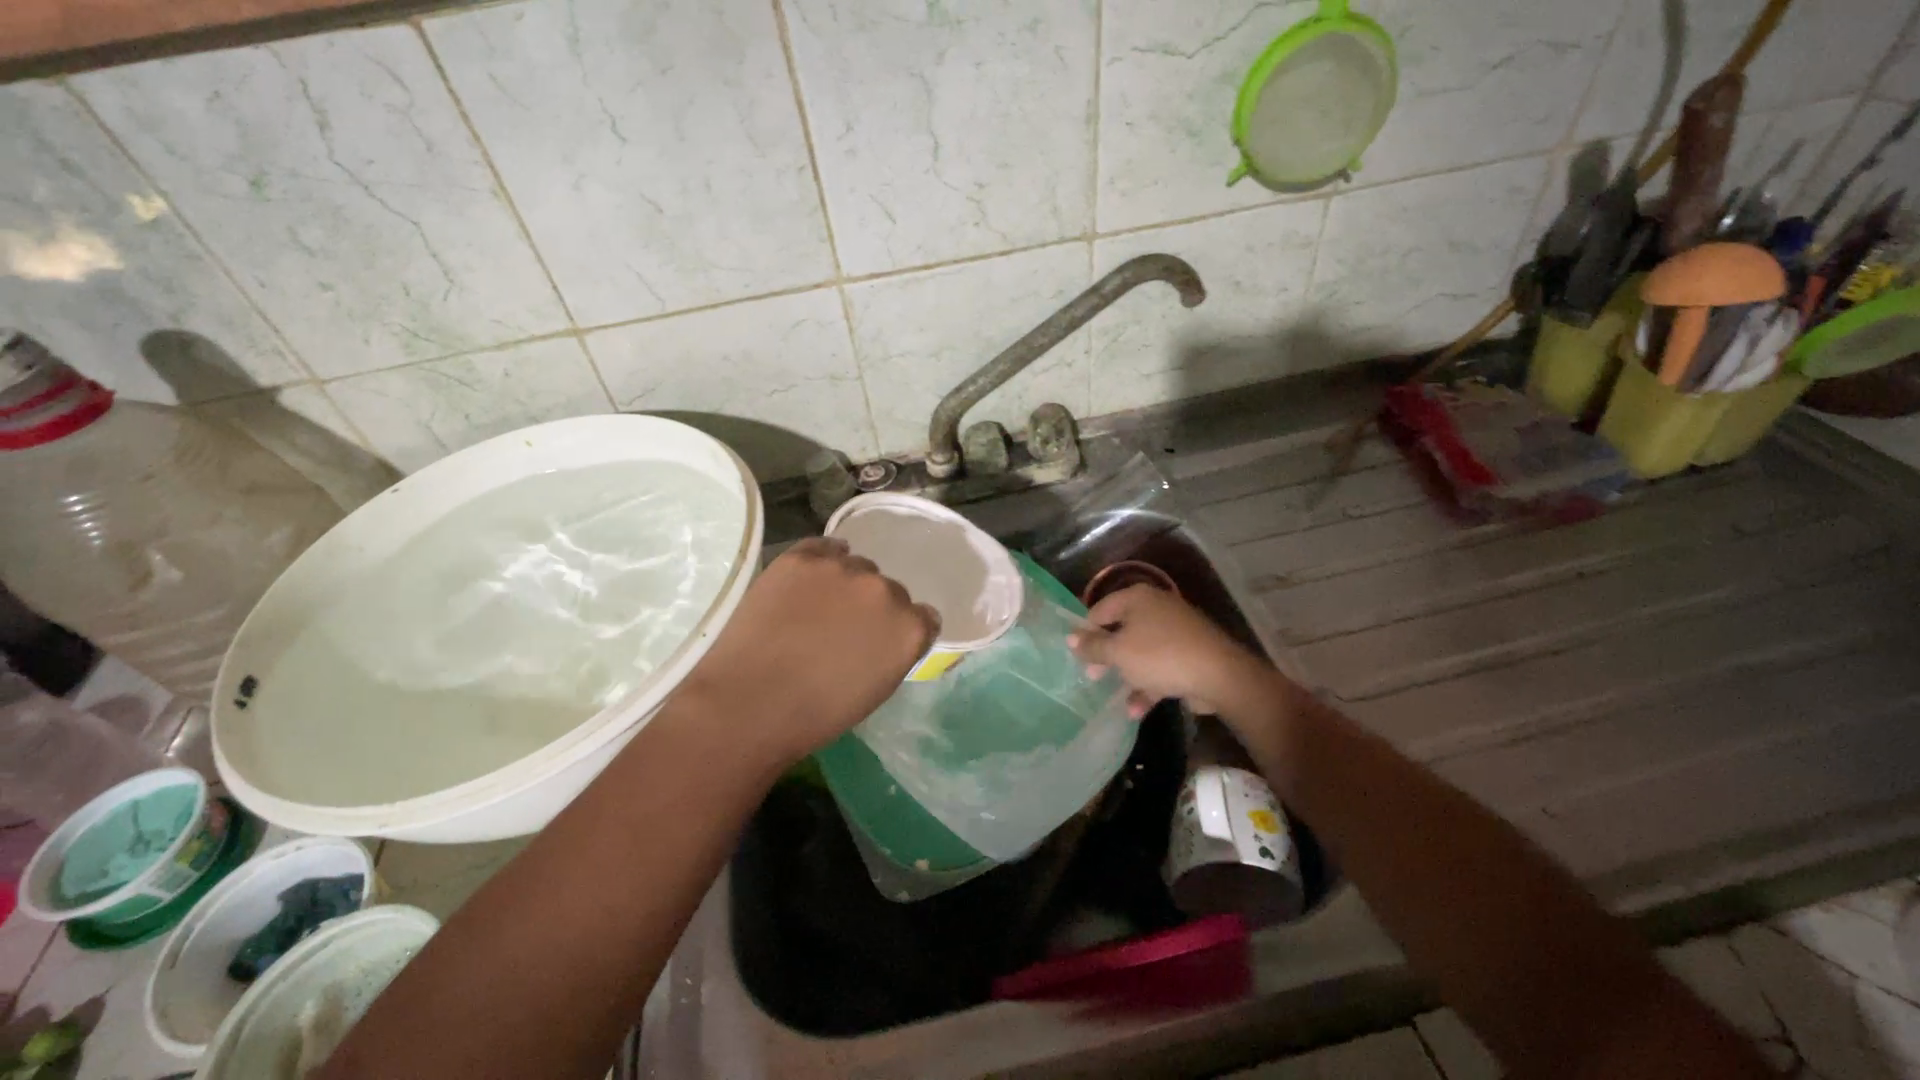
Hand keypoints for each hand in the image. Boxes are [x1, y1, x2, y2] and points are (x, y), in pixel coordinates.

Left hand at [684, 537, 938, 763]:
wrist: (750, 702)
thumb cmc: (816, 714)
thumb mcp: (876, 690)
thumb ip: (893, 653)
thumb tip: (884, 636)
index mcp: (909, 629)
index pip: (924, 616)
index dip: (900, 630)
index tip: (879, 644)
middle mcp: (885, 591)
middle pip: (889, 590)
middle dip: (871, 608)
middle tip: (841, 630)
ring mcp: (842, 569)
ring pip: (856, 566)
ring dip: (844, 584)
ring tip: (815, 609)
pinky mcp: (801, 557)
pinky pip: (823, 549)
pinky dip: (820, 561)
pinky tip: (806, 581)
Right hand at [1068, 585, 1267, 719]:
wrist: (1218, 674)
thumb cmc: (1159, 655)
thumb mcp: (1118, 652)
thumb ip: (1093, 646)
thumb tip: (1071, 637)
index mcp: (1137, 598)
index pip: (1100, 609)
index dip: (1086, 632)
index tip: (1077, 655)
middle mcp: (1156, 608)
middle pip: (1122, 630)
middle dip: (1107, 657)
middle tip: (1093, 676)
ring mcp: (1175, 631)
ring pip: (1142, 652)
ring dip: (1128, 676)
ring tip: (1115, 698)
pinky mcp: (1189, 654)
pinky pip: (1161, 667)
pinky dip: (1148, 685)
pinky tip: (1137, 710)